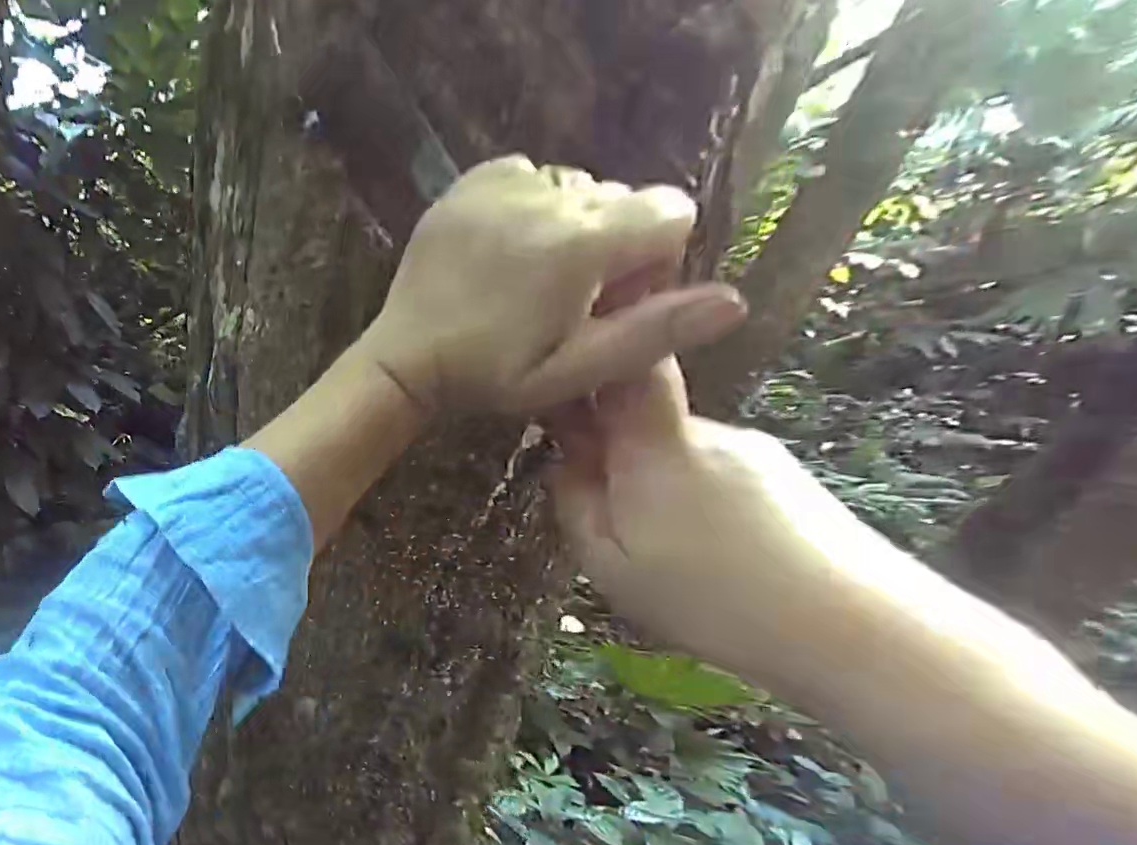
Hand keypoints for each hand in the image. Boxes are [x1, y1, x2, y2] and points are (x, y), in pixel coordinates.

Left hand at [361, 156, 747, 415]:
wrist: (403, 360)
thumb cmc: (486, 375)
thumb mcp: (568, 372)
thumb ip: (649, 335)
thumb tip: (733, 300)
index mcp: (587, 242)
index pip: (672, 215)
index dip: (651, 262)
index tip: (608, 301)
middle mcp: (554, 197)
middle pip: (624, 199)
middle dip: (612, 243)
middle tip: (561, 298)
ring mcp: (508, 184)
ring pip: (578, 188)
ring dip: (570, 225)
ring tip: (527, 278)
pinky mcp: (472, 184)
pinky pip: (529, 177)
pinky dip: (530, 206)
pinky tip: (504, 250)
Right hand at [549, 359, 900, 682]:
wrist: (854, 631)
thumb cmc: (707, 598)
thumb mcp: (607, 563)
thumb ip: (574, 502)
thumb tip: (564, 461)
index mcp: (656, 446)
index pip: (625, 366)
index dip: (590, 367)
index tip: (556, 406)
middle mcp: (708, 431)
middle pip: (642, 412)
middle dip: (609, 447)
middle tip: (598, 511)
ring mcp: (752, 450)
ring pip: (674, 447)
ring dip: (650, 478)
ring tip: (655, 543)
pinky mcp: (783, 474)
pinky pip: (711, 468)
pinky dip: (690, 494)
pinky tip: (702, 547)